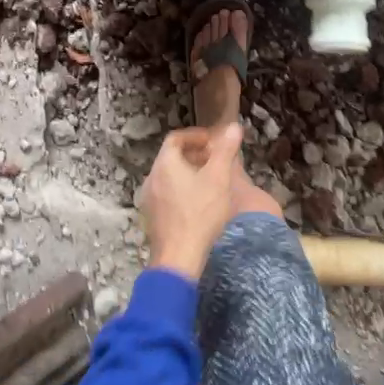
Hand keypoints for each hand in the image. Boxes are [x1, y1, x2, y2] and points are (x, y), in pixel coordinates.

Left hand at [136, 124, 242, 279]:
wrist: (178, 258)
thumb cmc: (200, 213)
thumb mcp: (219, 178)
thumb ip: (226, 150)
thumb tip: (234, 126)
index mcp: (165, 164)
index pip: (176, 138)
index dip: (196, 136)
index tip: (214, 142)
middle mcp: (151, 177)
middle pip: (172, 157)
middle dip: (195, 155)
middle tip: (216, 161)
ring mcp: (149, 199)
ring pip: (169, 176)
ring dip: (189, 173)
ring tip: (210, 182)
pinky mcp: (152, 218)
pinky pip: (166, 194)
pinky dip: (181, 190)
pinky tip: (198, 204)